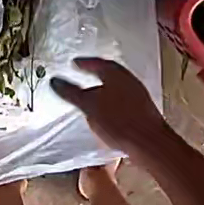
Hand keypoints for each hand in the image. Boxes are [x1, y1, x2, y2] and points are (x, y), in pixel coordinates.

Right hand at [50, 57, 174, 157]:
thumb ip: (71, 93)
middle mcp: (129, 80)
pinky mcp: (143, 110)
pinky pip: (124, 99)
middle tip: (84, 74)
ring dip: (105, 88)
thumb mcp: (88, 106)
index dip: (84, 63)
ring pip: (118, 86)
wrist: (148, 142)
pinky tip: (107, 112)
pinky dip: (113, 101)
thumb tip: (55, 81)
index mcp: (116, 74)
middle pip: (110, 73)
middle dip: (95, 73)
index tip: (75, 63)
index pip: (97, 63)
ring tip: (93, 94)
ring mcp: (138, 95)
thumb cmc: (119, 121)